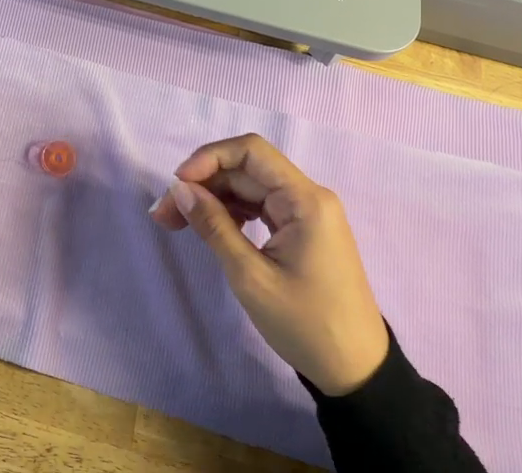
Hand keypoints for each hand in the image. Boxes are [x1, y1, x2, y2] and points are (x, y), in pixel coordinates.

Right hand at [149, 134, 388, 394]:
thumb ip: (214, 226)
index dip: (209, 158)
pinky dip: (231, 212)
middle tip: (164, 214)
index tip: (177, 185)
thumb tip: (180, 189)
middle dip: (202, 184)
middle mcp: (308, 197)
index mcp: (305, 200)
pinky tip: (209, 229)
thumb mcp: (250, 276)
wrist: (356, 371)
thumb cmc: (306, 324)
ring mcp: (306, 214)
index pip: (250, 152)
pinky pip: (260, 207)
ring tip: (176, 223)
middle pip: (246, 170)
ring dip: (212, 198)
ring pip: (249, 188)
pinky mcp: (302, 231)